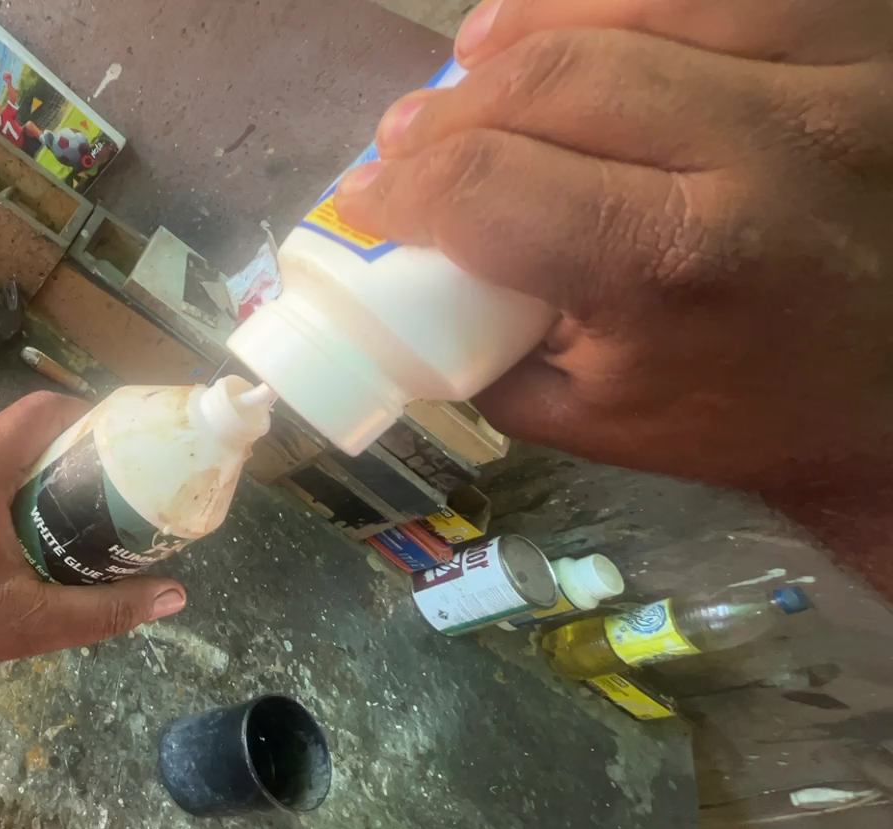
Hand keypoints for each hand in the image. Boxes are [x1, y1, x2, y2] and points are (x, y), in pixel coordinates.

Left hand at [0, 393, 186, 688]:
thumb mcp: (34, 621)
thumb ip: (108, 609)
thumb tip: (175, 596)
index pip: (42, 410)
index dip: (86, 419)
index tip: (114, 451)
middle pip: (12, 430)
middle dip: (57, 454)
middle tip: (89, 495)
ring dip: (16, 471)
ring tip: (46, 516)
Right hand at [333, 0, 892, 499]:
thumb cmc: (727, 414)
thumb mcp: (568, 416)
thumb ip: (476, 349)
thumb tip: (406, 285)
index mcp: (665, 268)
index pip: (483, 189)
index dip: (397, 189)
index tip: (358, 203)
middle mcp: (761, 150)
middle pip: (546, 86)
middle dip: (439, 115)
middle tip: (396, 142)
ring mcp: (838, 77)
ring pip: (637, 3)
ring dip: (520, 32)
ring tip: (468, 62)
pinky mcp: (876, 40)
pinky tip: (568, 24)